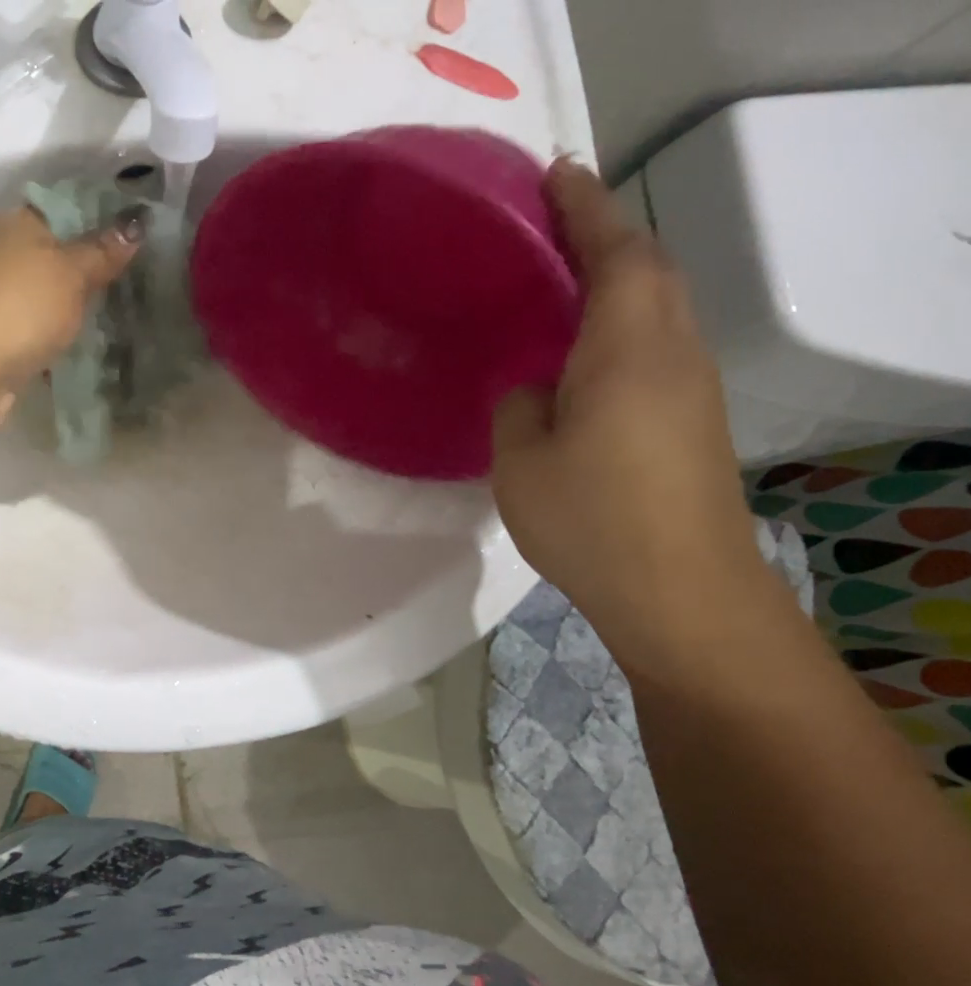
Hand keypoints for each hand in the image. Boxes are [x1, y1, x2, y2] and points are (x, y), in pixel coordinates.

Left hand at [0, 204, 142, 425]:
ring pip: (41, 295)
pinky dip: (51, 338)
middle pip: (53, 255)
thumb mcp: (72, 272)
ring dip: (69, 308)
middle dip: (87, 270)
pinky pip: (31, 330)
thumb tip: (134, 222)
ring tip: (115, 319)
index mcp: (15, 222)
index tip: (138, 239)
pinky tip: (79, 349)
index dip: (102, 220)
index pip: (65, 208)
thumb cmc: (20, 309)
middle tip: (135, 284)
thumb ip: (102, 249)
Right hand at [491, 160, 763, 658]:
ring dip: (616, 272)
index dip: (585, 206)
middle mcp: (672, 351)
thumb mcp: (520, 459)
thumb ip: (519, 405)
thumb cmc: (590, 518)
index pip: (617, 251)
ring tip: (557, 272)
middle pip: (650, 267)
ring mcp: (690, 385)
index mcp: (628, 349)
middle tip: (545, 220)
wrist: (680, 589)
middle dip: (605, 230)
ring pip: (657, 302)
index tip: (553, 171)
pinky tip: (579, 343)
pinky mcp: (691, 416)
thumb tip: (530, 387)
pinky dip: (622, 316)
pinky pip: (655, 338)